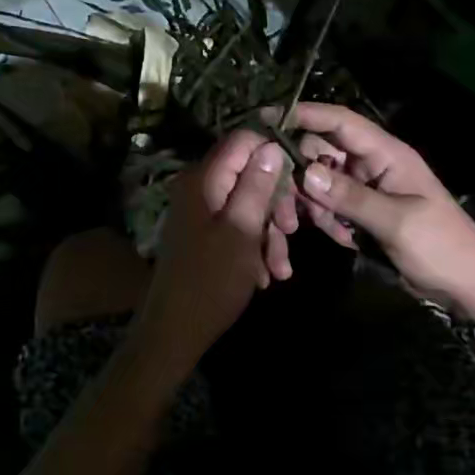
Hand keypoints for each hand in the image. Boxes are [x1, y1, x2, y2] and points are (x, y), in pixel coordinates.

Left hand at [130, 130, 292, 371]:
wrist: (175, 332)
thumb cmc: (211, 280)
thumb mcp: (242, 230)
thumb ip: (257, 185)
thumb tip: (272, 146)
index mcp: (203, 179)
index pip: (243, 141)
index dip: (273, 155)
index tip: (298, 182)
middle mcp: (199, 187)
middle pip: (250, 174)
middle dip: (276, 203)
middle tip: (293, 230)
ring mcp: (202, 211)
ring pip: (249, 204)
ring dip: (270, 233)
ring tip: (281, 269)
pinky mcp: (205, 234)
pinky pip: (238, 226)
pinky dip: (256, 246)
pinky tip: (266, 275)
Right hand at [283, 103, 474, 321]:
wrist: (467, 287)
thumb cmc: (440, 246)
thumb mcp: (395, 222)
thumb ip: (350, 197)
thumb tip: (304, 172)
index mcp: (387, 154)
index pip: (341, 122)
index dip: (306, 115)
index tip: (268, 117)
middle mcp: (373, 165)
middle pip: (323, 152)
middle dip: (304, 175)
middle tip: (291, 205)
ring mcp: (367, 189)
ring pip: (322, 182)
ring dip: (318, 206)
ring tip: (335, 232)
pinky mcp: (363, 213)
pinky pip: (331, 207)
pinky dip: (330, 221)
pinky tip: (346, 241)